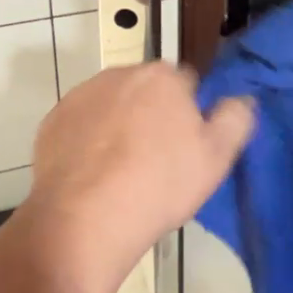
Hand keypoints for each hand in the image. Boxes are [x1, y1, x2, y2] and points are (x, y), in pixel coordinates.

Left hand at [26, 63, 253, 268]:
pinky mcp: (52, 121)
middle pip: (145, 91)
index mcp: (163, 77)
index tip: (184, 146)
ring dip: (118, 125)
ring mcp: (81, 96)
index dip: (188, 114)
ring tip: (121, 171)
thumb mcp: (216, 158)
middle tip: (155, 160)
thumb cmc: (160, 185)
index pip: (186, 84)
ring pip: (111, 105)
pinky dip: (87, 140)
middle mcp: (120, 74)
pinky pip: (80, 125)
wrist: (86, 218)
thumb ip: (235, 118)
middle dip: (151, 114)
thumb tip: (241, 99)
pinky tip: (92, 174)